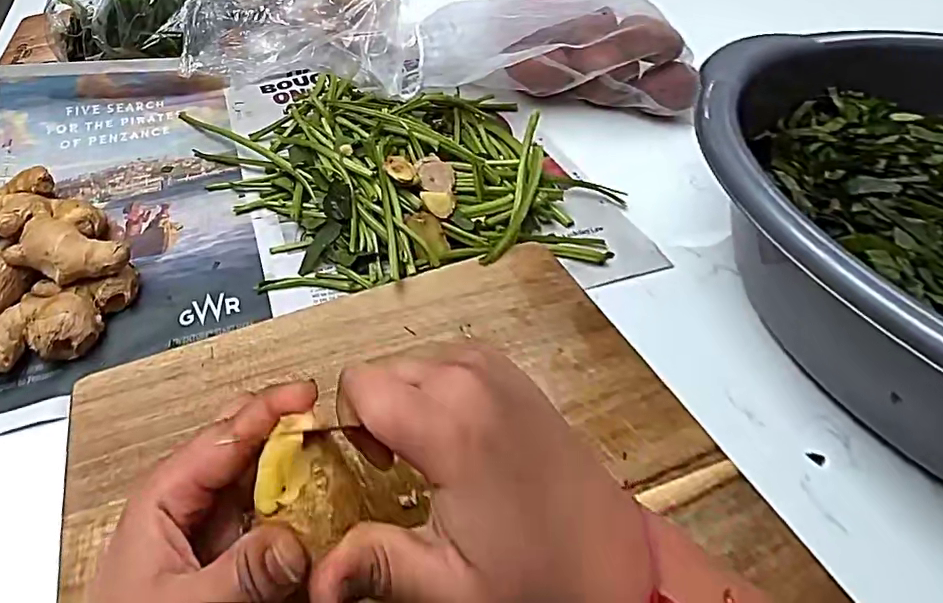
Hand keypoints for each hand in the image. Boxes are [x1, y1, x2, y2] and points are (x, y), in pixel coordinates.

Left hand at [90, 381, 316, 602]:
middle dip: (282, 435)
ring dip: (293, 481)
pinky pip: (264, 529)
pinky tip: (317, 526)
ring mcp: (208, 528)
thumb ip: (238, 574)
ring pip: (258, 487)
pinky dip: (292, 524)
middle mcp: (188, 498)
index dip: (265, 409)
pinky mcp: (223, 558)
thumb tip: (293, 542)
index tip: (304, 392)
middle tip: (326, 428)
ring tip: (331, 470)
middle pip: (242, 450)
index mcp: (165, 491)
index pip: (222, 436)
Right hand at [310, 344, 651, 602]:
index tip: (378, 462)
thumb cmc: (544, 578)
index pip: (357, 384)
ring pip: (403, 365)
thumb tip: (319, 579)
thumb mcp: (452, 585)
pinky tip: (459, 432)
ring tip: (437, 452)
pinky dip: (434, 390)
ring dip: (405, 401)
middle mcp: (466, 380)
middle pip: (377, 374)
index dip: (352, 422)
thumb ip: (376, 564)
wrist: (623, 566)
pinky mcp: (499, 365)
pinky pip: (437, 362)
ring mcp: (486, 367)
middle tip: (407, 466)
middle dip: (378, 415)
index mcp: (450, 425)